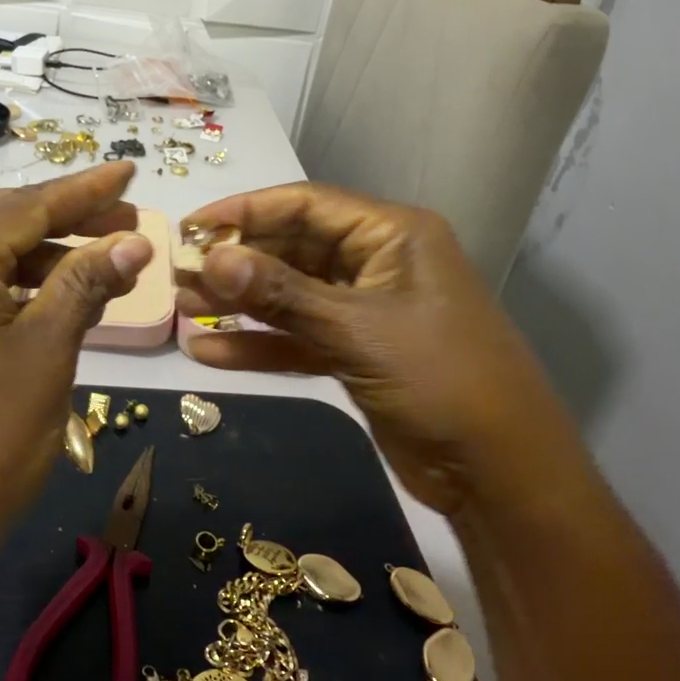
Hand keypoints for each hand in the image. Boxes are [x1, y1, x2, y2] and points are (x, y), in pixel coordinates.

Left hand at [0, 162, 154, 533]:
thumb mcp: (47, 352)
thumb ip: (86, 285)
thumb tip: (135, 243)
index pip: (27, 207)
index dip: (85, 189)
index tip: (130, 171)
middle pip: (7, 227)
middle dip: (71, 222)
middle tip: (131, 222)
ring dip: (50, 259)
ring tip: (110, 264)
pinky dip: (22, 291)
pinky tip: (64, 299)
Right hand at [176, 183, 583, 514]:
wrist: (502, 475)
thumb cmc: (441, 381)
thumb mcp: (356, 331)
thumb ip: (281, 294)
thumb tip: (211, 259)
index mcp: (393, 235)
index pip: (305, 205)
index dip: (245, 211)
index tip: (190, 228)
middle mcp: (379, 262)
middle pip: (293, 248)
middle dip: (236, 261)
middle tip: (177, 274)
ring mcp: (367, 310)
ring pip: (291, 294)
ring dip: (240, 302)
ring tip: (181, 308)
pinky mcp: (358, 353)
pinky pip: (299, 337)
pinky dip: (259, 344)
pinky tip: (209, 353)